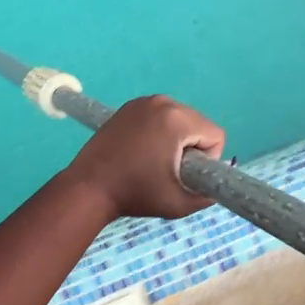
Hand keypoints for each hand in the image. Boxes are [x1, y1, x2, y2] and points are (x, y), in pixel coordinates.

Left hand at [61, 96, 224, 221]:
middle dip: (192, 148)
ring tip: (153, 162)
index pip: (215, 135)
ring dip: (176, 140)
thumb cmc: (135, 194)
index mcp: (176, 119)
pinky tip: (142, 151)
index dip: (208, 160)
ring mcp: (143, 101)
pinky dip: (160, 132)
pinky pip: (160, 117)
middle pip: (198, 124)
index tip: (184, 175)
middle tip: (168, 170)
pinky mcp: (129, 106)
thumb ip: (207, 195)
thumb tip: (215, 185)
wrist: (89, 187)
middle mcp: (162, 102)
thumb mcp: (179, 203)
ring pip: (180, 120)